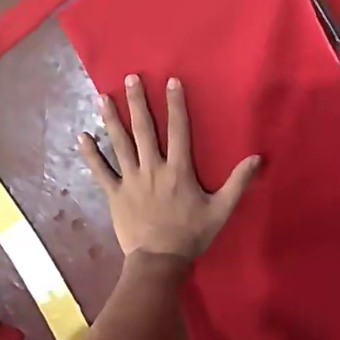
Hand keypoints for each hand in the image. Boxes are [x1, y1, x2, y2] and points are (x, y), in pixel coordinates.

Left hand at [80, 75, 260, 259]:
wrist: (159, 261)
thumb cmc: (192, 234)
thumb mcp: (221, 209)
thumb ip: (238, 182)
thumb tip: (257, 158)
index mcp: (179, 170)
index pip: (179, 130)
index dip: (175, 104)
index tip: (171, 81)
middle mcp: (153, 168)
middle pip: (144, 129)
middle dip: (138, 102)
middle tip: (131, 79)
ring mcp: (131, 180)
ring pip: (120, 144)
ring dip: (111, 119)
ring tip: (102, 97)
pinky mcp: (115, 194)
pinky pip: (101, 171)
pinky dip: (91, 154)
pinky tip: (82, 136)